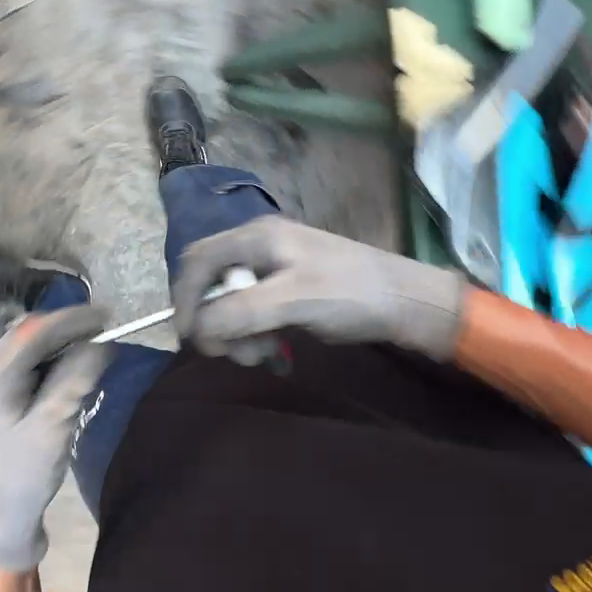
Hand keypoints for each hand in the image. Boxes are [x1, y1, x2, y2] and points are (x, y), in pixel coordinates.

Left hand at [0, 307, 110, 571]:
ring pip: (20, 347)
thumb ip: (75, 381)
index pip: (32, 333)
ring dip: (54, 343)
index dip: (71, 319)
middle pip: (24, 335)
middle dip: (64, 329)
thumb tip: (102, 344)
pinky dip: (43, 359)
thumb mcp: (54, 429)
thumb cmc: (25, 479)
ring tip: (87, 348)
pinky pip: (17, 363)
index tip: (106, 317)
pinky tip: (64, 368)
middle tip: (101, 331)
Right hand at [171, 216, 468, 360]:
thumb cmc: (351, 294)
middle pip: (211, 281)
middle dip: (215, 320)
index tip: (190, 338)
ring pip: (229, 300)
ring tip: (264, 354)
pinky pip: (251, 309)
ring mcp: (273, 265)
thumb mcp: (293, 301)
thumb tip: (197, 328)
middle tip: (236, 353)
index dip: (185, 297)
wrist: (407, 300)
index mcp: (256, 237)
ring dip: (236, 331)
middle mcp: (259, 245)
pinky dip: (254, 331)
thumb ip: (240, 312)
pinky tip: (275, 348)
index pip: (198, 260)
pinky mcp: (286, 286)